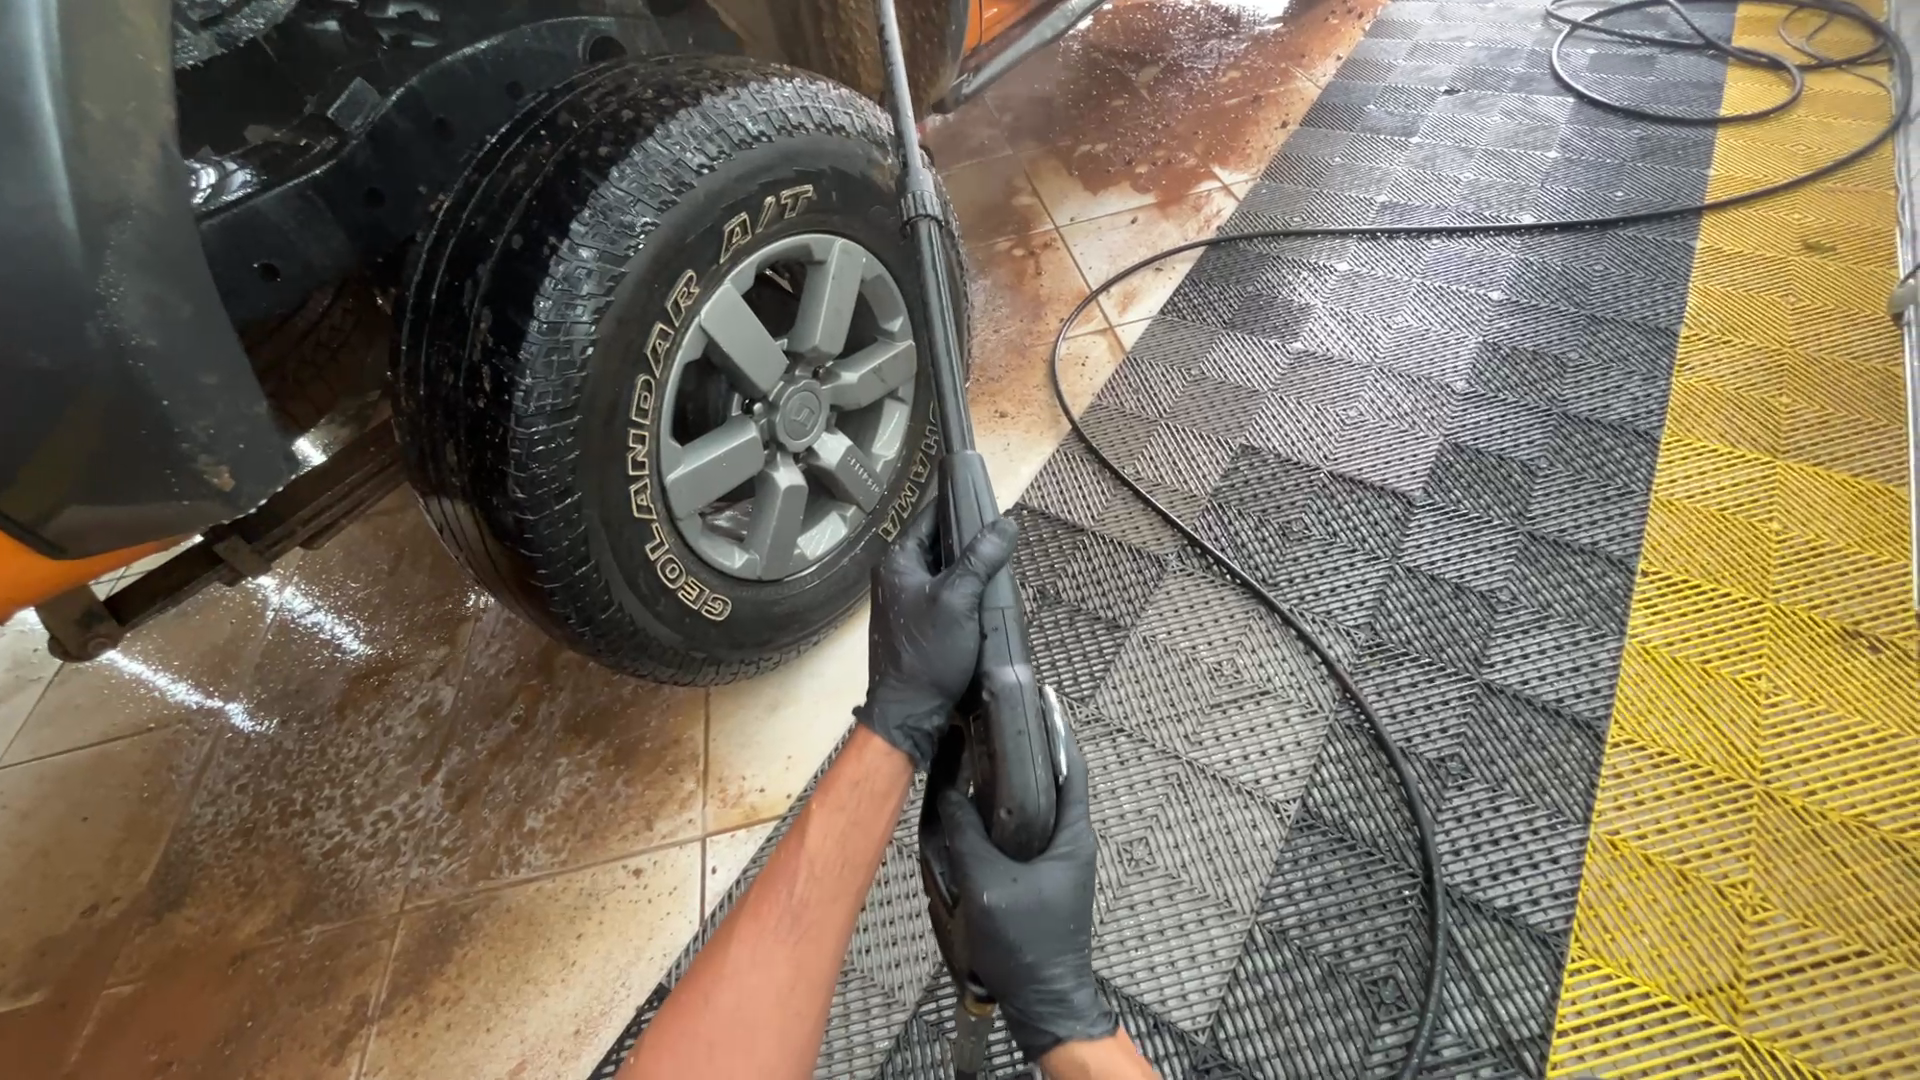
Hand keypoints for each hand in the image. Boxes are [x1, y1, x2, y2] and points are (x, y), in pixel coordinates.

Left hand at [855, 505, 1018, 770]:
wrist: (910, 710)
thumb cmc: (929, 651)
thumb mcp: (959, 599)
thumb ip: (981, 558)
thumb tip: (1006, 522)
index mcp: (897, 561)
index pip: (929, 517)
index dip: (958, 505)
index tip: (989, 500)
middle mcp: (895, 575)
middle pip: (937, 542)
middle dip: (968, 538)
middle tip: (1003, 532)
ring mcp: (904, 599)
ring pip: (942, 569)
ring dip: (968, 565)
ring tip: (1001, 558)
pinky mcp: (915, 621)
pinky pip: (943, 592)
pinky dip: (963, 588)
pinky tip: (986, 590)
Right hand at [936, 725, 1115, 1060]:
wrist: (1045, 1000)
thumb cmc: (1025, 942)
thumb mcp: (988, 884)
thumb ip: (965, 835)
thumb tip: (948, 792)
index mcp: (1072, 833)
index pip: (1071, 766)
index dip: (1058, 728)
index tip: (1039, 696)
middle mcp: (1071, 838)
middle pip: (1055, 777)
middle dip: (1031, 744)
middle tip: (999, 716)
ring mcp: (1060, 856)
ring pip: (1040, 801)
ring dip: (1018, 774)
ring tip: (985, 748)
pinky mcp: (1044, 872)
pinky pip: (1028, 825)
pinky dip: (1008, 804)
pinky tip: (980, 801)